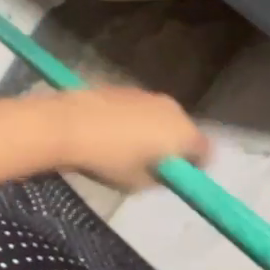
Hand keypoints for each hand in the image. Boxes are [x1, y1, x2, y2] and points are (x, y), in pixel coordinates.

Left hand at [57, 85, 209, 191]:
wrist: (66, 124)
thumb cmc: (106, 158)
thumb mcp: (135, 183)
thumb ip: (156, 179)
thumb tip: (159, 173)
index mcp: (183, 132)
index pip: (204, 152)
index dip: (193, 166)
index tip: (174, 176)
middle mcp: (172, 108)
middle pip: (182, 130)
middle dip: (171, 146)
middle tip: (149, 163)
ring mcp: (146, 93)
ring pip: (159, 116)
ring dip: (151, 130)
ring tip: (125, 146)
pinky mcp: (122, 87)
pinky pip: (137, 108)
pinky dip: (131, 119)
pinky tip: (108, 130)